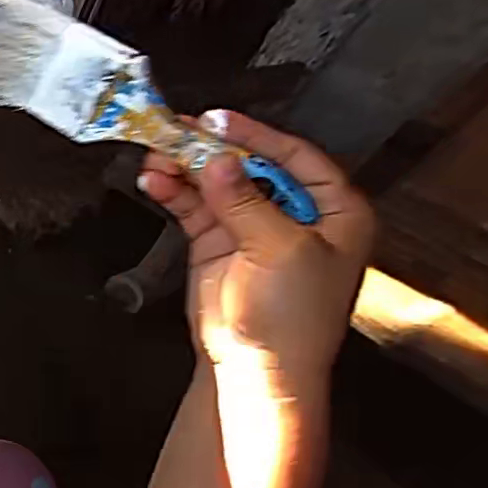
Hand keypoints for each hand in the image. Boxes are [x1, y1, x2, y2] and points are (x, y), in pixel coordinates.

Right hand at [138, 111, 373, 377]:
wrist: (256, 367)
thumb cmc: (292, 316)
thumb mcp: (281, 250)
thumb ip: (246, 203)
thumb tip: (219, 161)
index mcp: (332, 209)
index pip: (293, 157)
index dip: (255, 136)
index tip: (217, 120)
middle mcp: (290, 212)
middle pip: (247, 167)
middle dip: (211, 150)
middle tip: (176, 132)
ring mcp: (247, 228)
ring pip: (214, 186)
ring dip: (185, 171)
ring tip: (156, 156)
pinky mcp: (213, 245)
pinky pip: (192, 211)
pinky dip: (173, 195)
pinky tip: (155, 183)